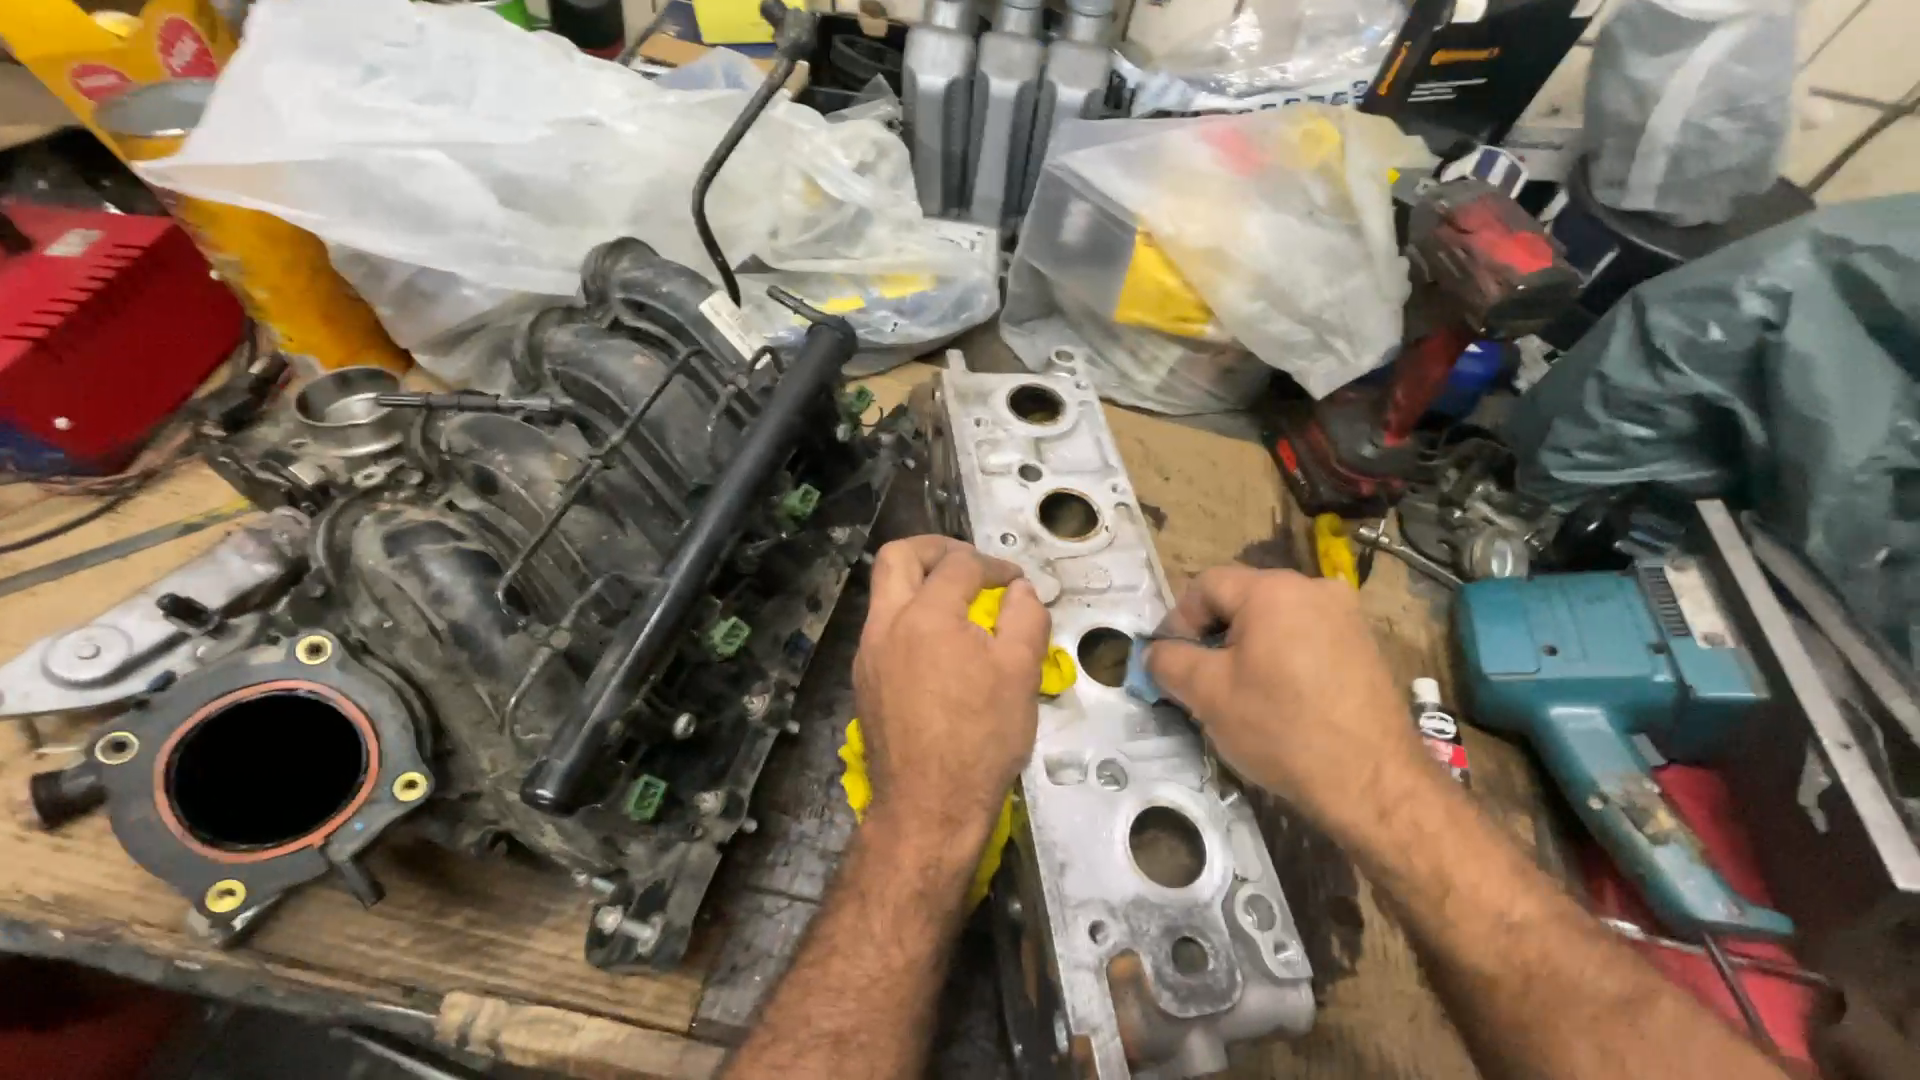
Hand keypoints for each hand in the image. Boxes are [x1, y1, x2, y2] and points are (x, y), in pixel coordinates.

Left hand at [854, 536, 1050, 844]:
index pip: (960, 565)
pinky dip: (910, 616)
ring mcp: (868, 653)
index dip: (994, 565)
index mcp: (927, 615)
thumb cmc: (982, 738)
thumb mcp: (1021, 673)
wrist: (928, 806)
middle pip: (898, 556)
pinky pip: (883, 627)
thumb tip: (1020, 590)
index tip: (1016, 581)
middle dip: (936, 548)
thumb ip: (1025, 617)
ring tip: (958, 603)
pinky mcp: (864, 680)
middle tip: (970, 563)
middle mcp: (887, 624)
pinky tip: (940, 646)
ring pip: (884, 592)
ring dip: (920, 583)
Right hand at [1146, 566, 1432, 835]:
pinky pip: (1305, 639)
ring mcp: (1346, 617)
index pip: (1206, 585)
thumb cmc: (1281, 728)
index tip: (1170, 662)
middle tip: (1199, 680)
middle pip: (1242, 600)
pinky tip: (1279, 701)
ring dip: (1246, 649)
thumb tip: (1156, 652)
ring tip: (1238, 694)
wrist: (1373, 782)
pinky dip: (1281, 660)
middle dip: (1212, 636)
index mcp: (1273, 590)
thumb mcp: (1207, 694)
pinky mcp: (1364, 647)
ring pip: (1274, 621)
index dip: (1178, 621)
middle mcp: (1314, 589)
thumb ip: (1168, 661)